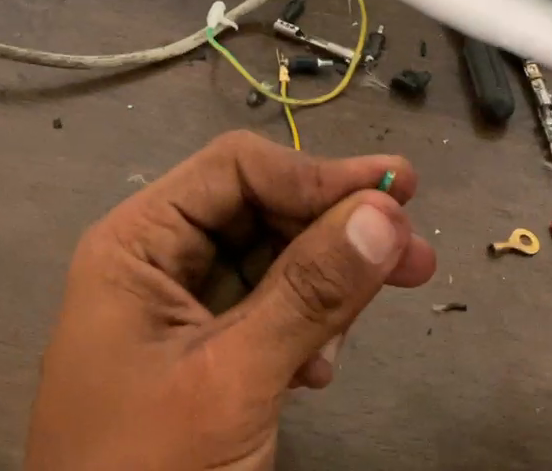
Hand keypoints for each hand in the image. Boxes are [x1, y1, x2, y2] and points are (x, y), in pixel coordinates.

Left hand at [24, 131, 436, 470]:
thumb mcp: (232, 381)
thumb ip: (309, 293)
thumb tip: (384, 212)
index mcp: (137, 243)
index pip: (235, 171)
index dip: (315, 174)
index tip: (395, 193)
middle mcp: (157, 262)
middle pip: (259, 212)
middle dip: (334, 228)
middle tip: (413, 251)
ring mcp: (181, 311)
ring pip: (272, 263)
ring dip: (329, 282)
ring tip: (384, 303)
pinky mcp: (204, 356)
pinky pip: (268, 313)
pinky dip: (307, 328)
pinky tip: (322, 368)